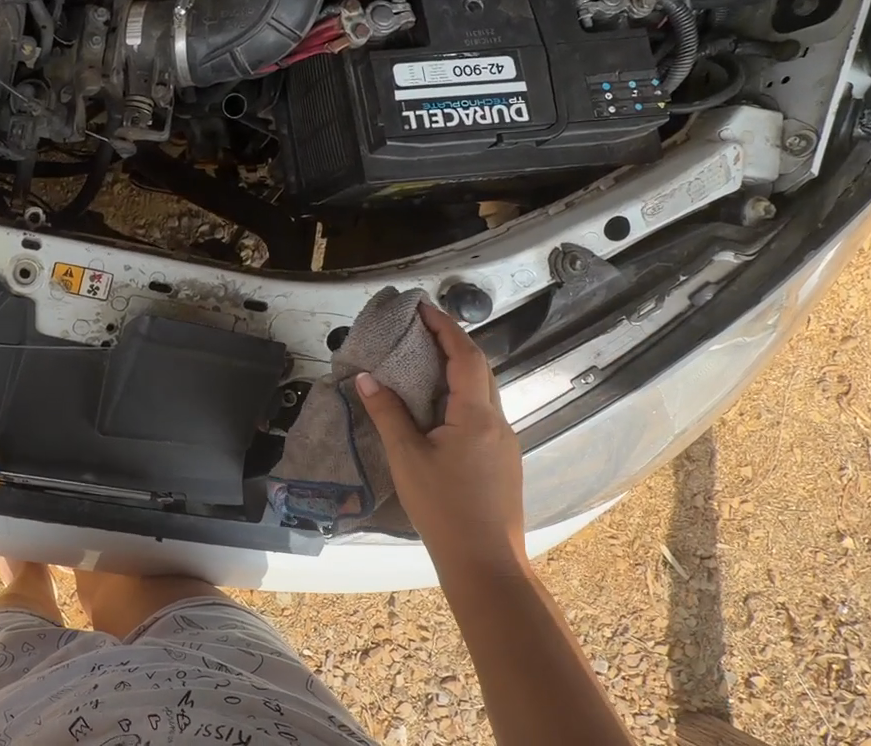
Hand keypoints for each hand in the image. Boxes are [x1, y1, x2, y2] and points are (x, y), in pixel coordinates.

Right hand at [357, 303, 525, 573]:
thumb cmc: (443, 506)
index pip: (465, 357)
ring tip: (423, 357)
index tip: (422, 308)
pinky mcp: (500, 460)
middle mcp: (497, 422)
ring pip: (482, 391)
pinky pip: (480, 411)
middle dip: (451, 342)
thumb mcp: (406, 456)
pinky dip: (458, 392)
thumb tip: (367, 377)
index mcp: (476, 415)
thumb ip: (387, 413)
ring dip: (456, 367)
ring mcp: (503, 442)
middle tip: (419, 327)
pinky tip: (436, 403)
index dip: (445, 328)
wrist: (485, 562)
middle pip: (479, 370)